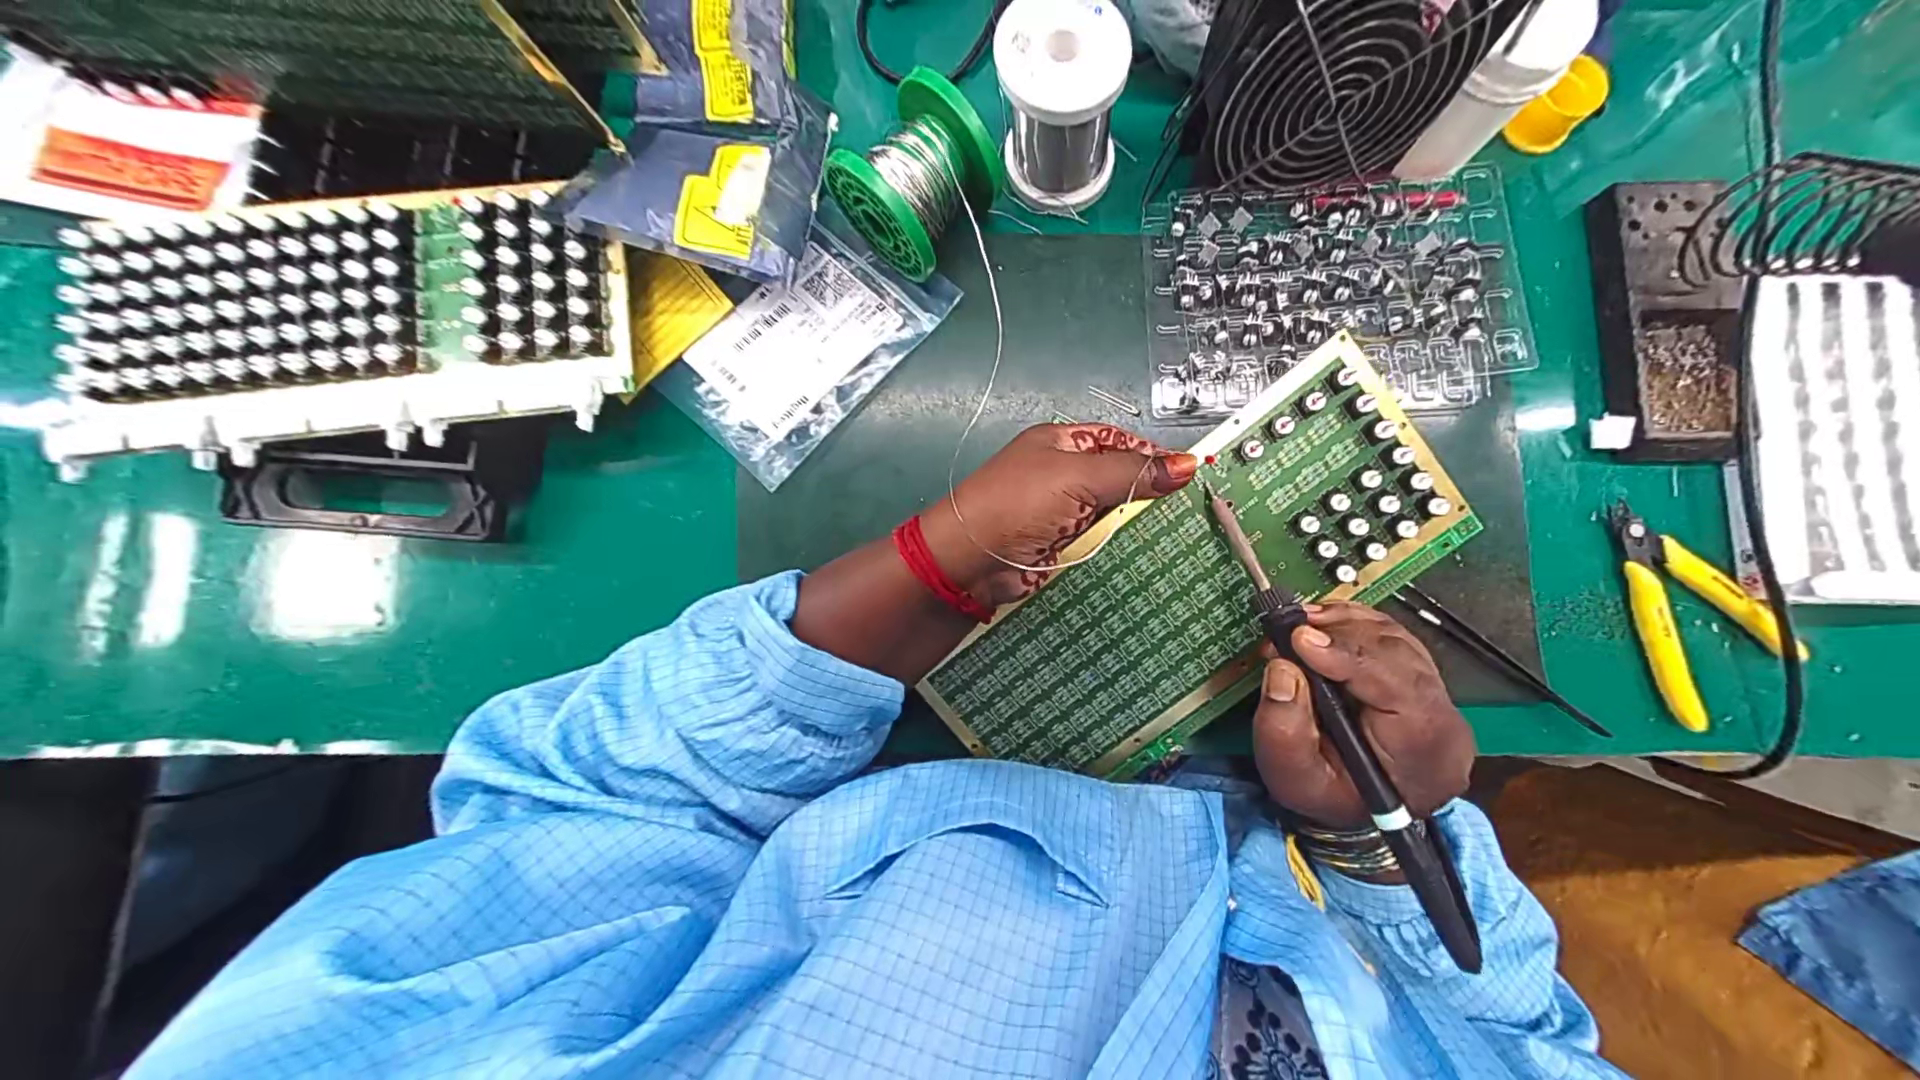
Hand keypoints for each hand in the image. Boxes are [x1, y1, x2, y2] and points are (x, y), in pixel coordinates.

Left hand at [918, 423, 1197, 606]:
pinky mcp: (1062, 546)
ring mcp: (1063, 513)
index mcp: (1061, 445)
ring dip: (1134, 524)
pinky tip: (1144, 553)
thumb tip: (1185, 464)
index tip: (1187, 472)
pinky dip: (1118, 547)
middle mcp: (1063, 476)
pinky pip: (1101, 542)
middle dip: (1146, 493)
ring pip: (1113, 514)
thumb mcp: (1076, 478)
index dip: (1151, 454)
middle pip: (1119, 479)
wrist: (969, 562)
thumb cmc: (1016, 505)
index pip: (1118, 442)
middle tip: (1184, 507)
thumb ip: (1130, 473)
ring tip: (1172, 531)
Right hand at [1252, 602, 1474, 828]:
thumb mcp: (1294, 778)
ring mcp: (1433, 692)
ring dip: (1341, 625)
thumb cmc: (1326, 796)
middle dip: (1338, 637)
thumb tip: (1283, 668)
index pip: (1398, 687)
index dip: (1348, 656)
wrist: (1351, 809)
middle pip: (1397, 655)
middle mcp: (1441, 716)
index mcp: (1424, 751)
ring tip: (1296, 626)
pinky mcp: (1413, 674)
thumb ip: (1284, 728)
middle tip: (1286, 633)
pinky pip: (1387, 636)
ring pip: (1393, 639)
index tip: (1300, 640)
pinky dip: (1349, 624)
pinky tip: (1317, 626)